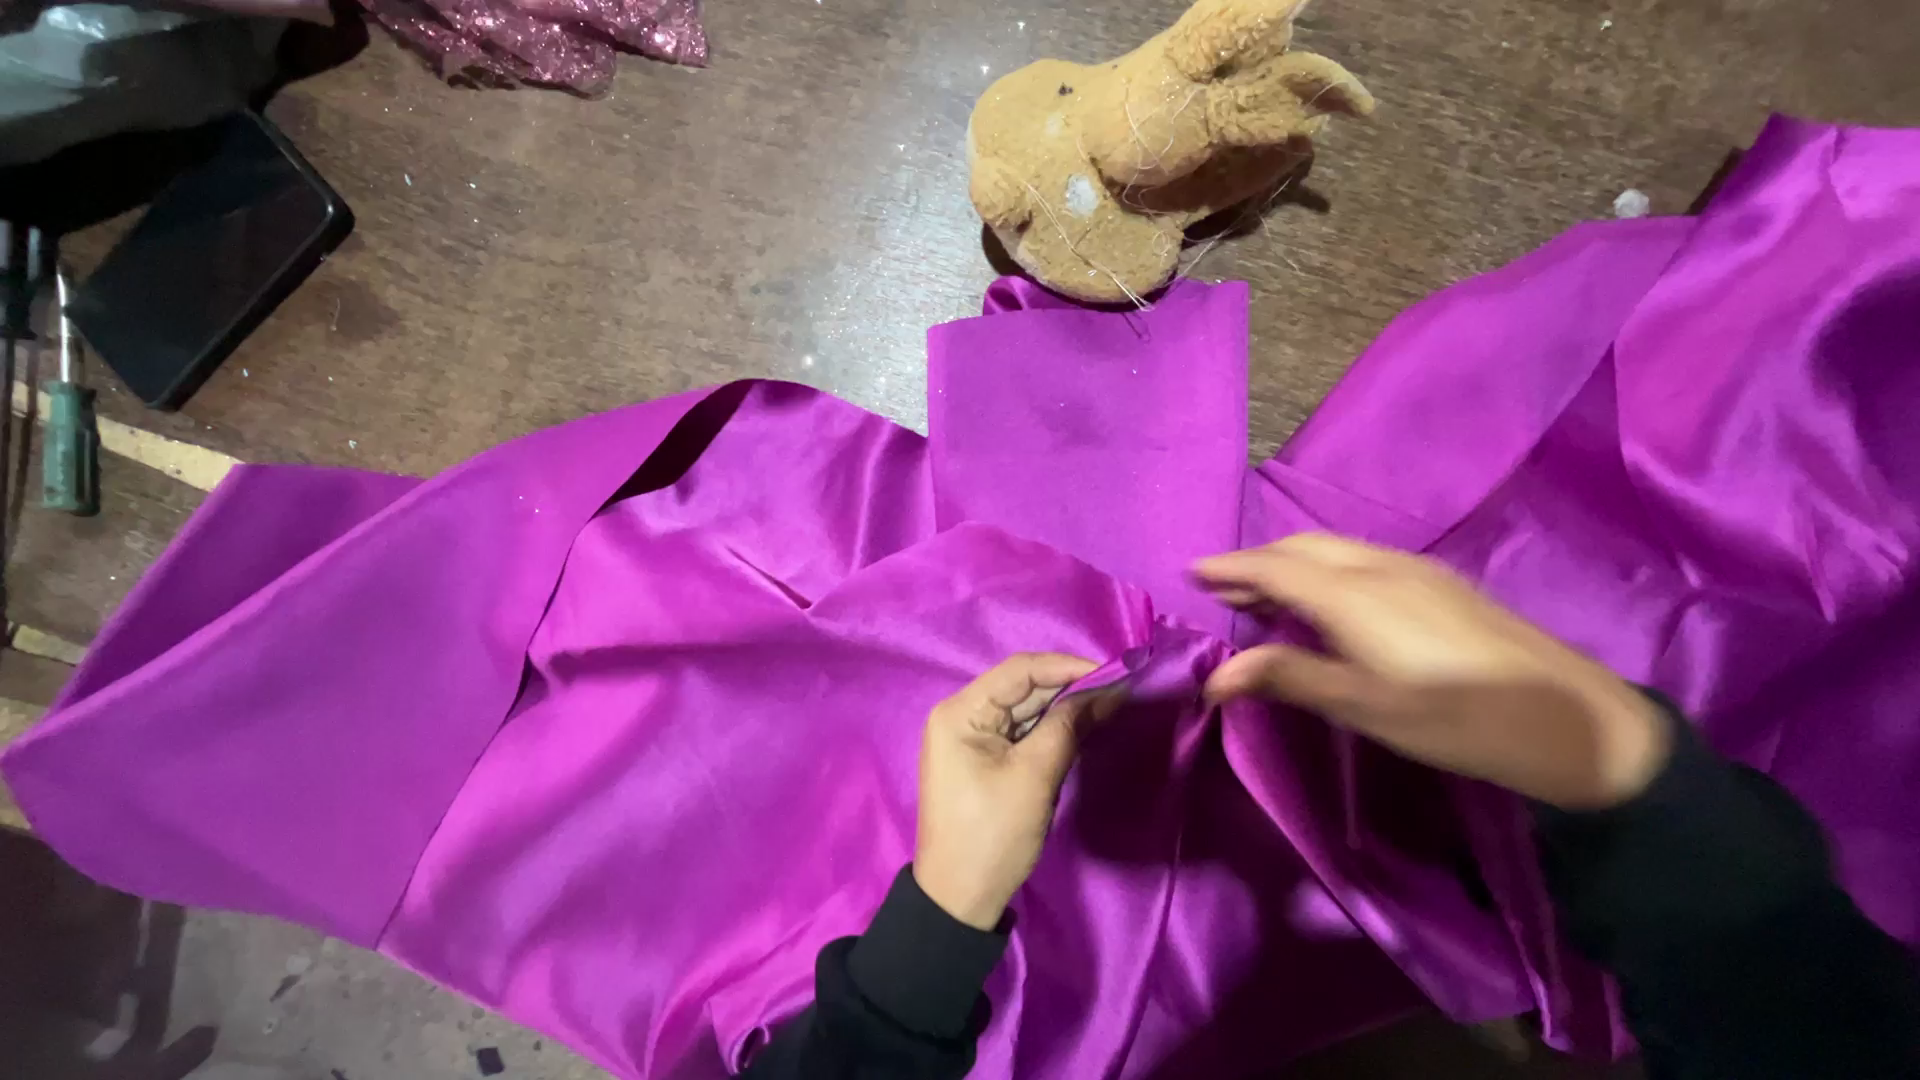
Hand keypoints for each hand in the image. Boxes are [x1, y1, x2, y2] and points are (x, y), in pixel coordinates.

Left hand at [914, 653, 1114, 929]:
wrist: (960, 899)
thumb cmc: (993, 834)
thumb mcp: (1035, 776)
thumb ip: (1069, 726)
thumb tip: (1109, 691)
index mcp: (961, 711)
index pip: (1020, 670)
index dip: (1067, 667)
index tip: (1114, 673)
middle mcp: (962, 715)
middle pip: (1023, 687)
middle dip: (1071, 687)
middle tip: (1121, 690)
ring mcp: (972, 737)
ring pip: (1025, 709)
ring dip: (1065, 708)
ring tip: (1110, 704)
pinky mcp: (984, 759)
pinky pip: (1022, 732)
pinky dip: (1051, 729)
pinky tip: (1084, 727)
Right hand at [1193, 534, 1669, 809]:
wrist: (1572, 721)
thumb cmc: (1454, 719)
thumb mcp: (1363, 705)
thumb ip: (1288, 678)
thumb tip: (1214, 677)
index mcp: (1353, 593)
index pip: (1274, 567)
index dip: (1230, 568)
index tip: (1192, 572)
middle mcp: (1378, 566)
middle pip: (1300, 548)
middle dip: (1255, 563)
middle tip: (1220, 590)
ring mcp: (1413, 569)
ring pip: (1331, 550)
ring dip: (1288, 564)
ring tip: (1262, 596)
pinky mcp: (1437, 583)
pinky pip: (1357, 559)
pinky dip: (1321, 570)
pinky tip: (1324, 602)